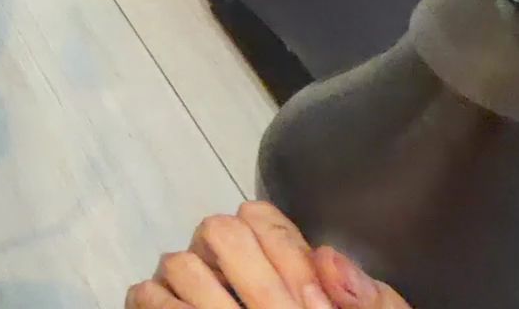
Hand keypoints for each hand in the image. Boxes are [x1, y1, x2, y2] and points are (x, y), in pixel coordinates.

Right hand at [126, 202, 411, 308]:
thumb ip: (371, 301)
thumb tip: (331, 261)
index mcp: (271, 257)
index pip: (260, 218)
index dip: (288, 254)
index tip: (319, 306)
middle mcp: (220, 260)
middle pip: (217, 230)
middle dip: (259, 284)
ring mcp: (184, 283)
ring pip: (181, 265)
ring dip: (220, 305)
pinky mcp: (153, 304)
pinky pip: (147, 294)